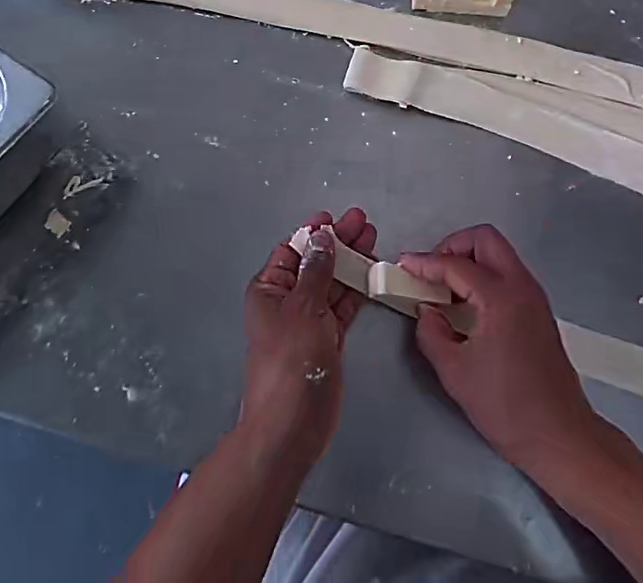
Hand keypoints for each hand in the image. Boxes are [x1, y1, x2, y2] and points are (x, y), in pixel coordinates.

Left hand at [238, 207, 376, 463]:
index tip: (336, 218)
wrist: (291, 424)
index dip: (314, 232)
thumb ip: (317, 270)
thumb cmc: (291, 360)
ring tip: (373, 240)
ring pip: (333, 282)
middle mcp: (287, 301)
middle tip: (364, 223)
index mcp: (269, 290)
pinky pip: (343, 305)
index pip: (292, 250)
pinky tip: (373, 274)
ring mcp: (308, 320)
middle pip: (316, 263)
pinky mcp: (327, 338)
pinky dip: (357, 290)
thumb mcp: (304, 308)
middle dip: (339, 243)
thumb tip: (322, 236)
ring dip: (352, 262)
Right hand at [400, 224, 600, 469]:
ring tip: (445, 288)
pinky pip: (507, 272)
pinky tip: (467, 304)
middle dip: (452, 246)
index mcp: (501, 297)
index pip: (455, 265)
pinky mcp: (539, 308)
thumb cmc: (506, 406)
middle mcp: (521, 285)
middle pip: (485, 238)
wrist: (558, 434)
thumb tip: (426, 311)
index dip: (424, 263)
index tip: (403, 266)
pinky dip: (484, 274)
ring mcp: (534, 295)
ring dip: (470, 259)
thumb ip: (432, 333)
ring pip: (499, 253)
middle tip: (431, 271)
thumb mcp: (454, 372)